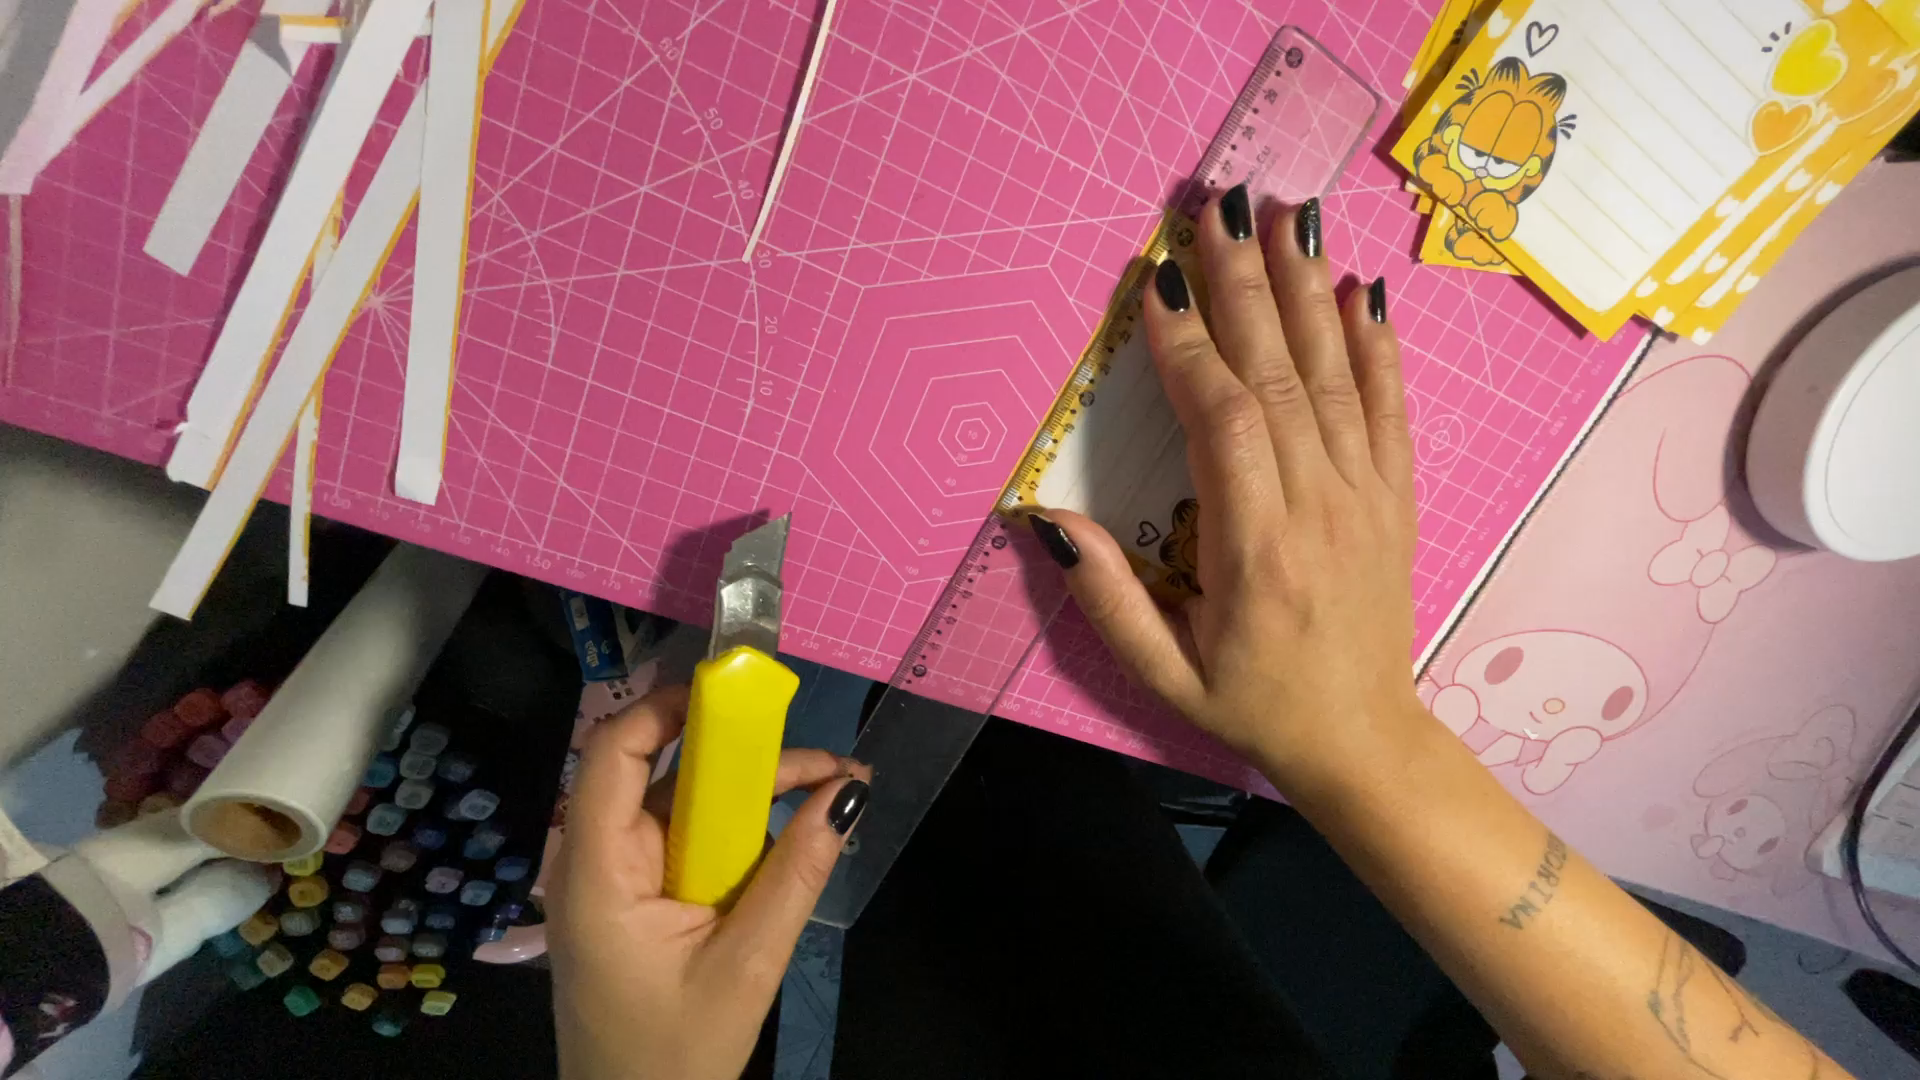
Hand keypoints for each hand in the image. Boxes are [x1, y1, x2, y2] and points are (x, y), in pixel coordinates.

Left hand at [548, 684, 869, 1079]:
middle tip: (825, 761)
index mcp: (600, 872)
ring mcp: (627, 878)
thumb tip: (850, 793)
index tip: (737, 697)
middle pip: (668, 774)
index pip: (614, 754)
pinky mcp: (650, 894)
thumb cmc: (674, 1058)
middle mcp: (605, 860)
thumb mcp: (747, 965)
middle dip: (748, 756)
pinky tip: (800, 827)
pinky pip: (700, 839)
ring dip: (761, 792)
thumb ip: (797, 873)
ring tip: (835, 788)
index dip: (666, 708)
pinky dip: (750, 828)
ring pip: (693, 804)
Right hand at [1033, 191, 1421, 796]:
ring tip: (1286, 215)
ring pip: (1338, 374)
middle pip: (1279, 375)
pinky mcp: (1396, 495)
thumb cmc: (1251, 704)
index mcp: (1256, 551)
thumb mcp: (1161, 674)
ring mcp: (1368, 495)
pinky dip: (1376, 341)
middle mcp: (1319, 506)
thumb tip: (1046, 520)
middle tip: (1216, 208)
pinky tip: (1360, 288)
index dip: (1187, 350)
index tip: (1159, 286)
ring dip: (1307, 290)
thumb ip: (1106, 599)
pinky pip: (1390, 405)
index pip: (1222, 422)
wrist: (1362, 739)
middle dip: (1243, 285)